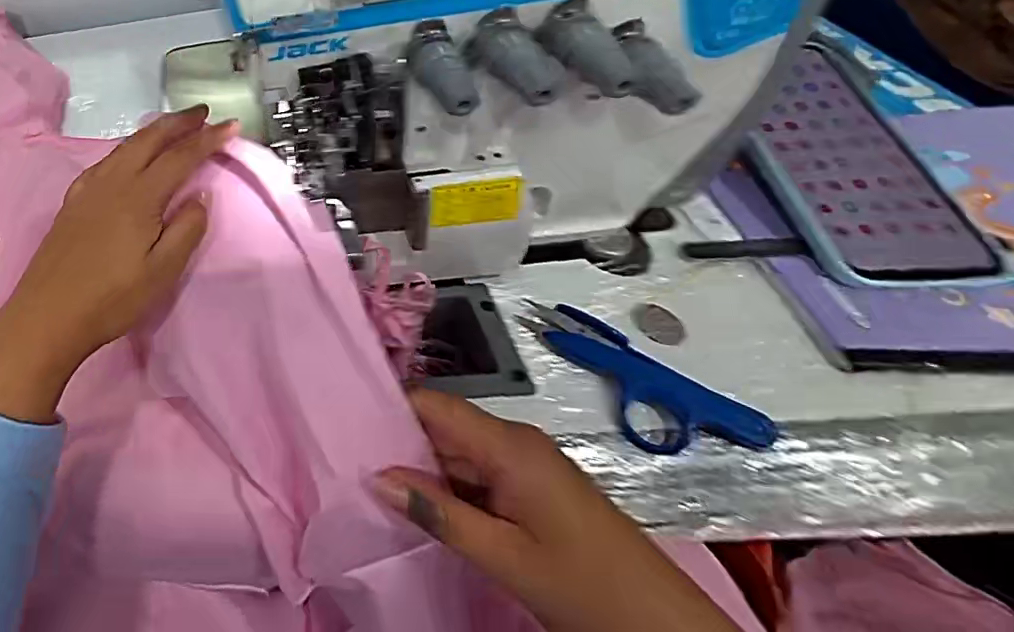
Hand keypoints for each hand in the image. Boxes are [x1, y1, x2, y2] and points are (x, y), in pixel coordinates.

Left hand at [0, 105, 237, 422]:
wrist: (46, 316)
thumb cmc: (111, 299)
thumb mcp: (162, 272)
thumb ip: (186, 230)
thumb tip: (200, 196)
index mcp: (139, 196)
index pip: (180, 156)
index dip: (208, 139)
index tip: (232, 125)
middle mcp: (112, 181)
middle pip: (150, 138)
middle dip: (179, 122)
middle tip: (203, 112)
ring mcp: (88, 188)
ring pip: (126, 145)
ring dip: (154, 130)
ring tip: (173, 126)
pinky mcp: (73, 200)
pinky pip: (108, 159)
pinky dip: (129, 147)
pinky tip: (129, 157)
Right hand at [373, 388, 741, 631]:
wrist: (665, 625)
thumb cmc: (587, 586)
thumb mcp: (505, 557)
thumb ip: (440, 514)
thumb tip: (377, 477)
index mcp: (508, 445)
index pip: (434, 404)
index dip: (391, 407)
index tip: (348, 421)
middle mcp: (514, 441)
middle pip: (442, 425)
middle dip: (401, 442)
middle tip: (354, 462)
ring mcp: (525, 462)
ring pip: (458, 451)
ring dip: (424, 469)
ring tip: (379, 487)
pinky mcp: (532, 484)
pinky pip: (478, 472)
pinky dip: (450, 487)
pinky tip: (426, 508)